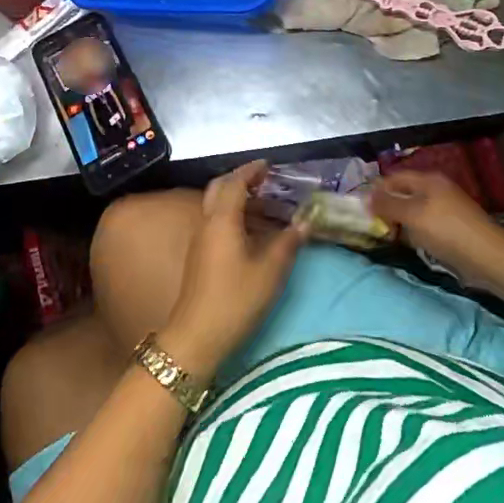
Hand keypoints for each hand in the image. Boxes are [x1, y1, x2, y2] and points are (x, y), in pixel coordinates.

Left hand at [160, 162, 305, 380]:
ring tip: (267, 206)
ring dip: (239, 200)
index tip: (269, 165)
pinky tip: (254, 232)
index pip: (235, 183)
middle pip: (219, 190)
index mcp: (222, 220)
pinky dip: (235, 217)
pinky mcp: (200, 257)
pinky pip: (216, 224)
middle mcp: (207, 224)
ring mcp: (200, 241)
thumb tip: (306, 221)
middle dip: (241, 181)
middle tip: (266, 181)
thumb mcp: (270, 270)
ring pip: (216, 208)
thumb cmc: (236, 299)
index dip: (251, 171)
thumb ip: (289, 242)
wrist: (197, 337)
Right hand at [371, 171, 503, 286]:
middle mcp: (436, 190)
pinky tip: (409, 245)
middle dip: (387, 208)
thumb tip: (366, 196)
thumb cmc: (446, 230)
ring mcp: (445, 209)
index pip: (394, 178)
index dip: (377, 190)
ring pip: (413, 211)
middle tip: (372, 226)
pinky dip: (414, 233)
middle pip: (403, 194)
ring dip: (400, 223)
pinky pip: (424, 225)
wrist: (486, 256)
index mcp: (428, 180)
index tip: (361, 209)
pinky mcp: (450, 228)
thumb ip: (388, 204)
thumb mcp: (412, 215)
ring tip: (387, 236)